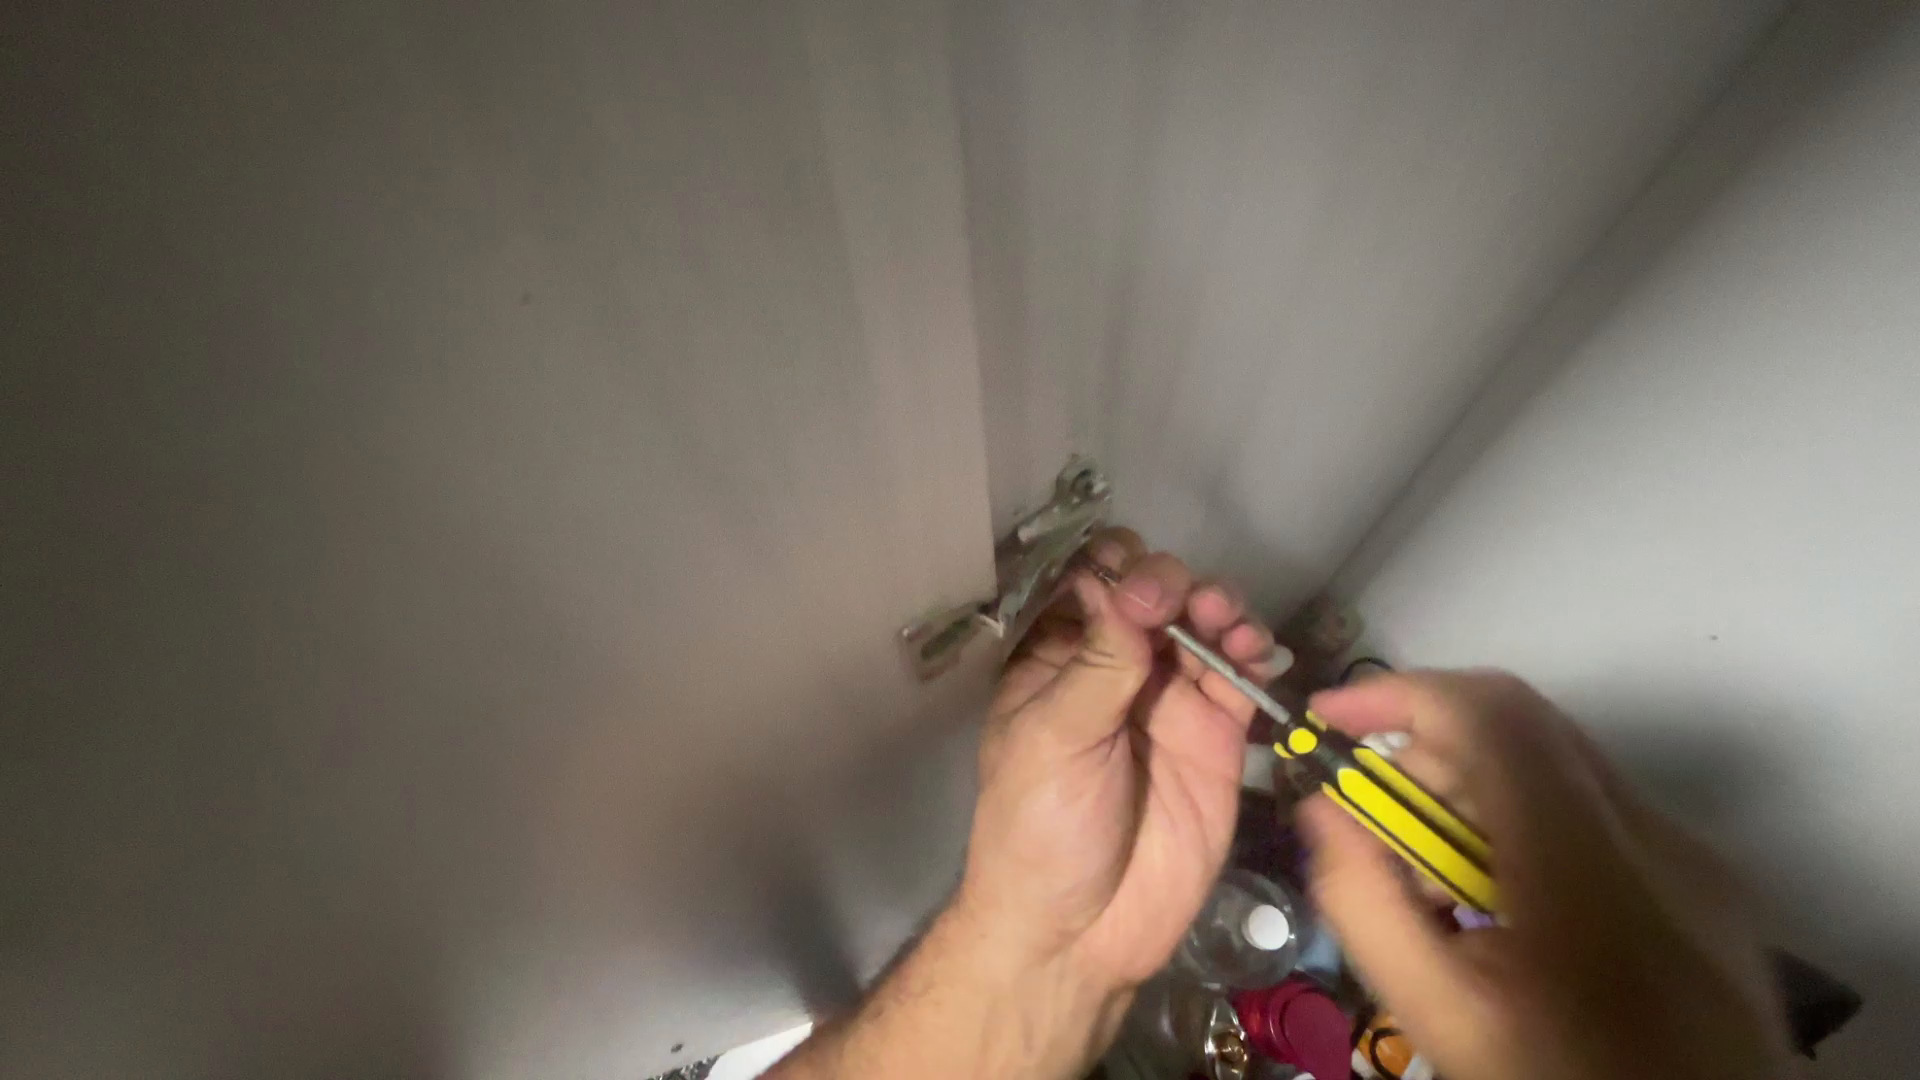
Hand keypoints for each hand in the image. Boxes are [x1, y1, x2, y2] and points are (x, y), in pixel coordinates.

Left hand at [959, 529, 1289, 996]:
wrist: (1081, 933)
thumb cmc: (1041, 826)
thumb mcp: (1053, 736)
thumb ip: (1097, 660)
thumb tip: (1123, 579)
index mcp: (1058, 658)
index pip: (1089, 584)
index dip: (1113, 566)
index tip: (1132, 574)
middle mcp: (1115, 667)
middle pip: (1153, 594)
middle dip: (1169, 581)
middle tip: (1177, 600)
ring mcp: (1168, 698)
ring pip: (1201, 625)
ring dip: (1216, 606)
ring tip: (1221, 620)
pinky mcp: (1215, 735)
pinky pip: (1239, 676)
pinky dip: (1251, 651)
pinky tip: (1254, 650)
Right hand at [1301, 671, 1798, 1079]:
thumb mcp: (1436, 1014)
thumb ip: (1363, 901)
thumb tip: (1322, 805)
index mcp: (1591, 878)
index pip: (1490, 717)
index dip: (1398, 694)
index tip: (1330, 719)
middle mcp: (1658, 843)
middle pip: (1515, 723)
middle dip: (1418, 745)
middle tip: (1369, 807)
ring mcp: (1691, 857)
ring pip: (1545, 753)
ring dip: (1458, 777)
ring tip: (1424, 862)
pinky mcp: (1700, 874)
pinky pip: (1579, 794)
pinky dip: (1505, 805)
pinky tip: (1485, 879)